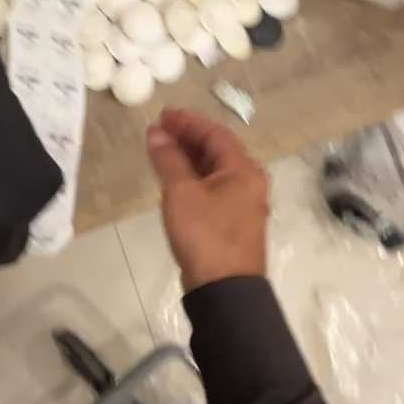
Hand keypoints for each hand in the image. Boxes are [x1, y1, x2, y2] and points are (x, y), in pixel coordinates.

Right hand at [145, 108, 268, 291]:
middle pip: (216, 149)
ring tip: (159, 148)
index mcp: (243, 171)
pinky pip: (210, 186)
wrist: (225, 289)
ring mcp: (240, 203)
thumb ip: (168, 158)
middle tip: (157, 129)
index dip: (188, 121)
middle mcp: (247, 183)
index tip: (162, 114)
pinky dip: (190, 175)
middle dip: (186, 136)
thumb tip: (156, 131)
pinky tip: (171, 176)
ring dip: (187, 155)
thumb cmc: (205, 233)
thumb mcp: (181, 191)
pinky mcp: (229, 221)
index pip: (215, 133)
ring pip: (212, 168)